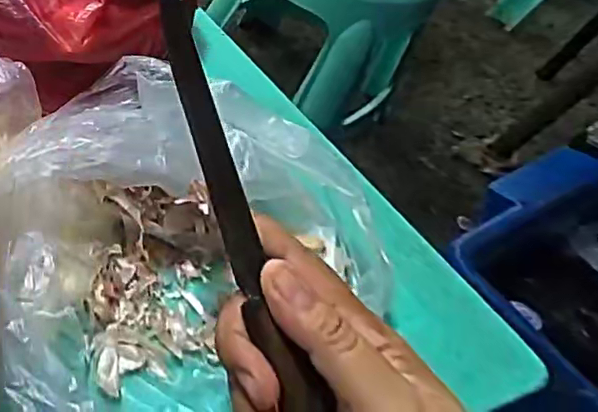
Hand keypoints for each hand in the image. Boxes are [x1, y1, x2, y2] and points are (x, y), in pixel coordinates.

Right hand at [216, 215, 459, 411]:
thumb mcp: (391, 401)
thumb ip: (335, 339)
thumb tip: (273, 267)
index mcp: (355, 330)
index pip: (295, 262)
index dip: (255, 231)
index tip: (206, 206)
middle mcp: (321, 345)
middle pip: (253, 304)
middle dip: (239, 334)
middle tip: (261, 387)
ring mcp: (304, 379)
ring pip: (243, 346)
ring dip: (242, 374)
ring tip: (268, 410)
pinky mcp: (285, 405)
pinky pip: (245, 387)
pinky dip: (245, 401)